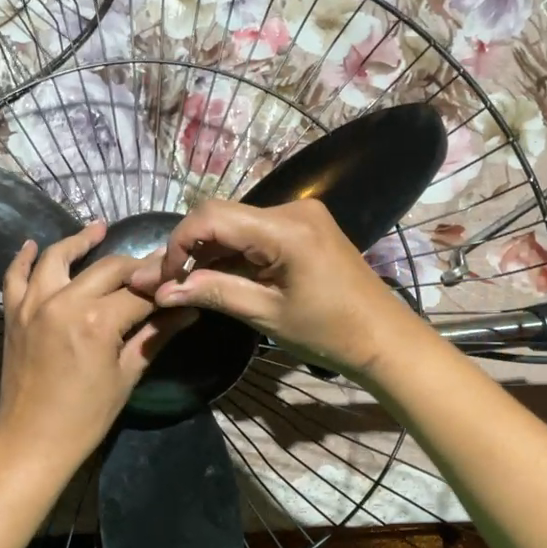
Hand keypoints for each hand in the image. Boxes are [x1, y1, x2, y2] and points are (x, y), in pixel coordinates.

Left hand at [0, 223, 196, 467]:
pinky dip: (23, 258)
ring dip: (79, 241)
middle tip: (151, 268)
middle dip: (133, 265)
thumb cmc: (85, 417)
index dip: (162, 287)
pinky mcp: (12, 313)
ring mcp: (32, 304)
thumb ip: (154, 337)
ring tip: (98, 229)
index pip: (140, 292)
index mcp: (97, 321)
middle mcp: (63, 301)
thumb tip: (187, 311)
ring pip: (57, 258)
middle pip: (107, 268)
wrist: (31, 440)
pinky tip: (32, 246)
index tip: (179, 281)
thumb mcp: (126, 376)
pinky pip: (15, 276)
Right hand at [128, 198, 426, 379]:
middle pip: (220, 216)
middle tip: (164, 283)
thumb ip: (213, 293)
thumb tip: (162, 291)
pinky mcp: (301, 227)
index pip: (212, 217)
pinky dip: (229, 254)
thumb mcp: (264, 315)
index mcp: (286, 229)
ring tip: (183, 285)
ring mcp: (298, 215)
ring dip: (206, 253)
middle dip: (187, 248)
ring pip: (233, 224)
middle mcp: (291, 209)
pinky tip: (213, 279)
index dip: (179, 243)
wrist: (383, 338)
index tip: (166, 279)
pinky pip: (252, 232)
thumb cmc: (328, 332)